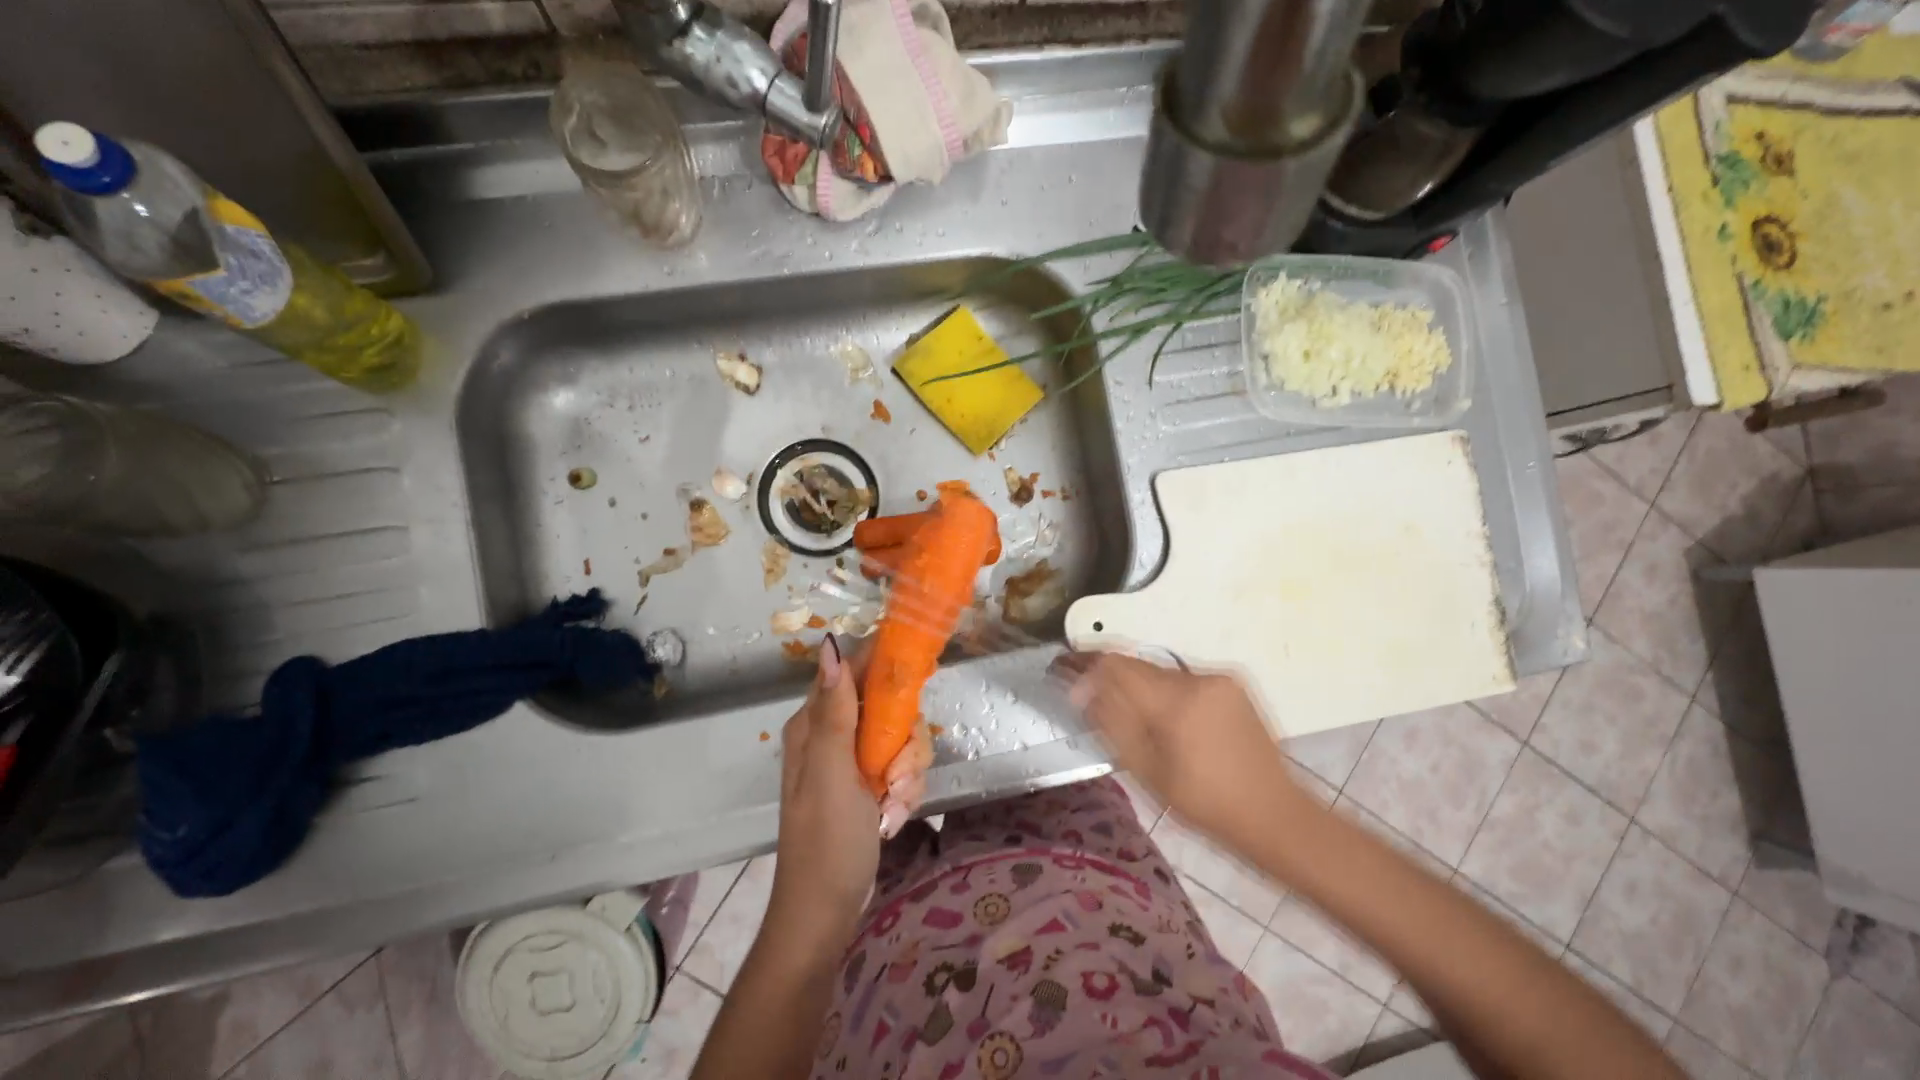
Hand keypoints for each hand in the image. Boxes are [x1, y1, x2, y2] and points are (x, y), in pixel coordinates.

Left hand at [767, 635, 931, 947]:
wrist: (825, 910)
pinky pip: (902, 770)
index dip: (886, 667)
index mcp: (814, 724)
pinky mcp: (869, 786)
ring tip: (893, 805)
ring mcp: (852, 762)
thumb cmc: (826, 842)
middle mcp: (833, 735)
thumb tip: (831, 645)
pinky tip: (893, 818)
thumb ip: (836, 711)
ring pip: (902, 739)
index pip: (853, 670)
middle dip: (905, 739)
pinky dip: (905, 792)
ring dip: (908, 772)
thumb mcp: (832, 773)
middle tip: (897, 773)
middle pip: (889, 705)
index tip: (920, 677)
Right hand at [1051, 651, 1309, 848]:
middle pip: (1138, 664)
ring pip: (1161, 672)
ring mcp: (1220, 678)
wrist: (1271, 811)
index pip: (1116, 664)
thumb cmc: (1204, 802)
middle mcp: (1198, 678)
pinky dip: (1166, 691)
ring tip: (1126, 711)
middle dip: (1108, 674)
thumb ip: (1112, 723)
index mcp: (1175, 701)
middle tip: (1085, 692)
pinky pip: (1185, 679)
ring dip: (1138, 683)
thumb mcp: (1147, 770)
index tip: (1060, 667)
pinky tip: (1164, 718)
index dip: (1083, 663)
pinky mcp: (1234, 684)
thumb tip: (1082, 689)